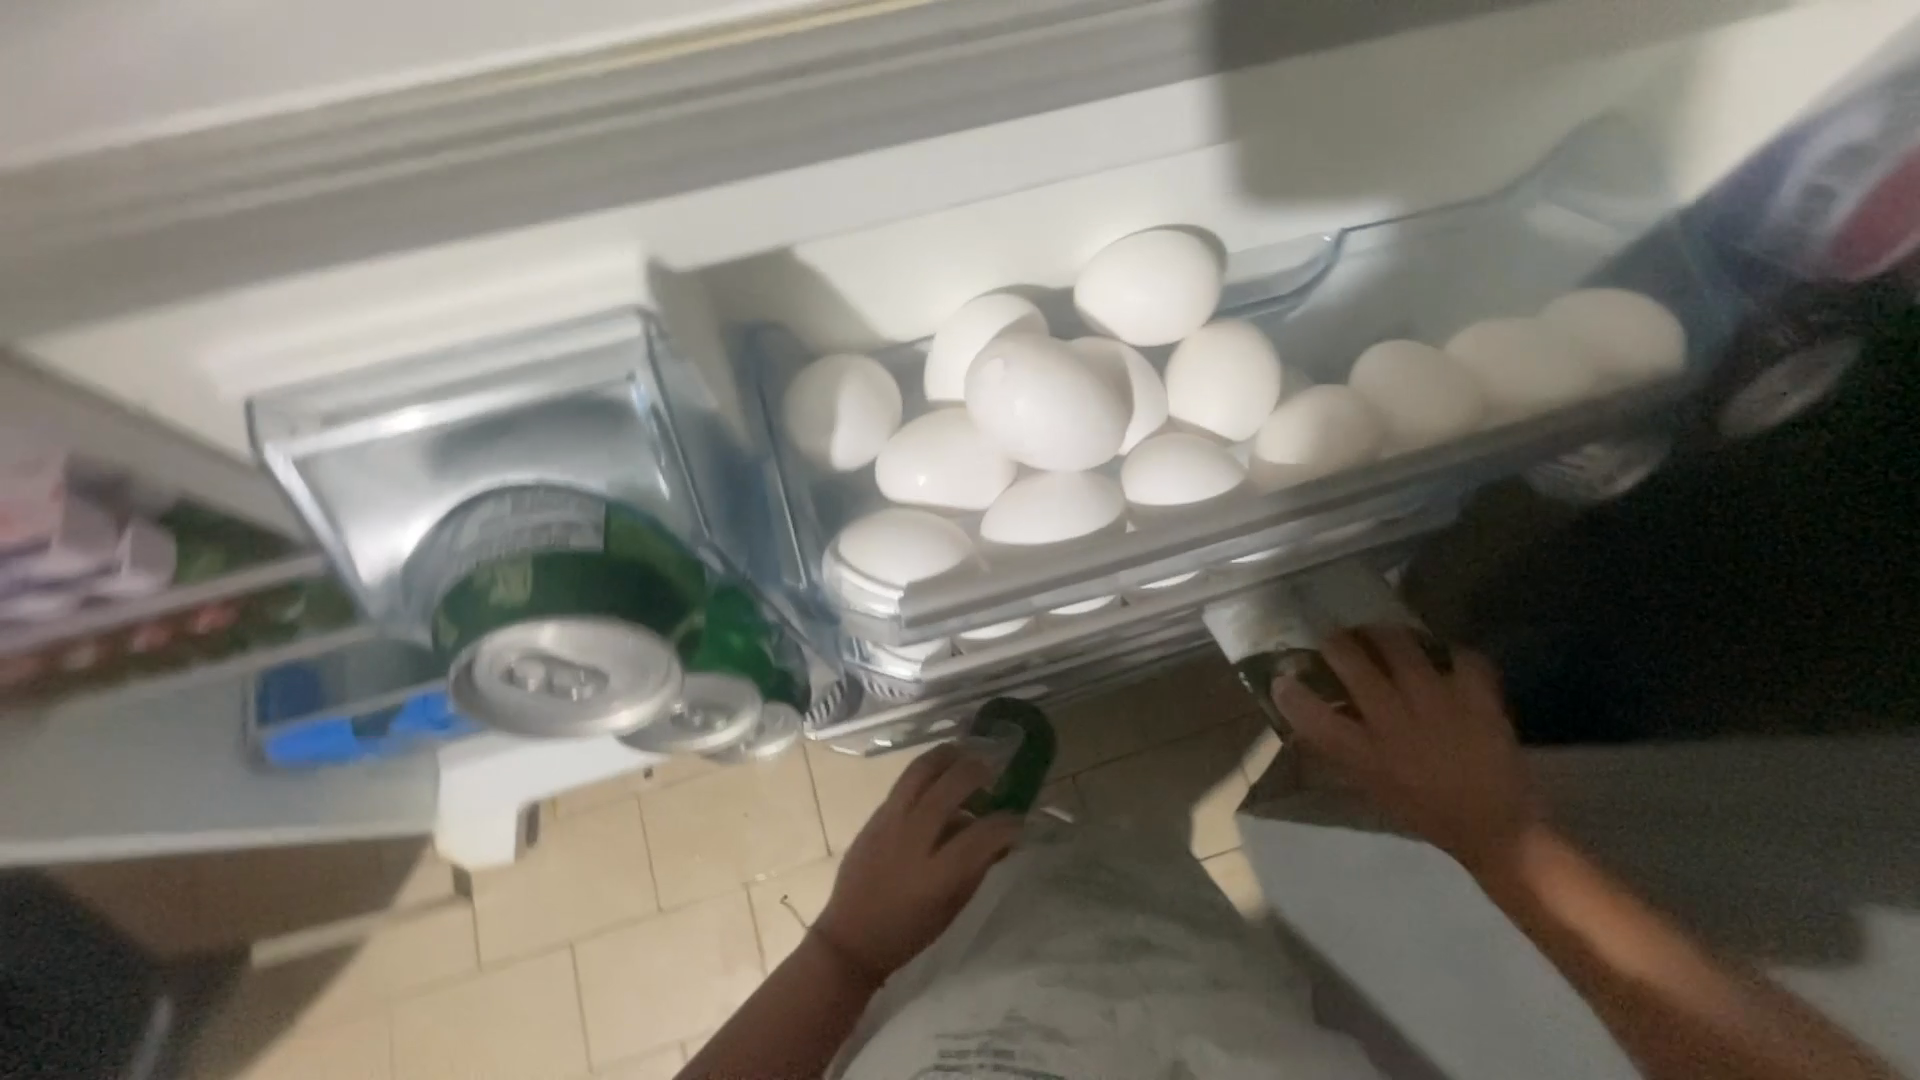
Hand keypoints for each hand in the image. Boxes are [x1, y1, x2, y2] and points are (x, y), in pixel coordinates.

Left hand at [814, 744, 1023, 977]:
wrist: (850, 937)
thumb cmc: (908, 932)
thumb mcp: (952, 908)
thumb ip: (978, 868)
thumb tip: (1002, 839)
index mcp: (934, 874)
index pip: (980, 836)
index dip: (1006, 825)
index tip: (1019, 821)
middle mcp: (911, 840)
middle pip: (947, 789)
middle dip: (976, 773)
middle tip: (993, 771)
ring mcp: (888, 823)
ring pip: (919, 773)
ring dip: (947, 757)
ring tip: (965, 754)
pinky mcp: (874, 817)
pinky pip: (904, 783)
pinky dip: (927, 772)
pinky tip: (941, 772)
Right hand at [1272, 626, 1542, 875]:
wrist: (1496, 828)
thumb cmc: (1424, 811)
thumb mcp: (1370, 785)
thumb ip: (1341, 749)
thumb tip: (1311, 719)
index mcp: (1364, 752)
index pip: (1311, 714)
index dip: (1289, 691)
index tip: (1282, 678)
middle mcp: (1395, 721)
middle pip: (1353, 663)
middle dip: (1335, 642)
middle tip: (1334, 638)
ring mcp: (1438, 704)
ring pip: (1400, 647)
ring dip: (1382, 634)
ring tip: (1379, 633)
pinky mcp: (1477, 699)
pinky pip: (1460, 657)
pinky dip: (1449, 651)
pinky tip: (1441, 657)